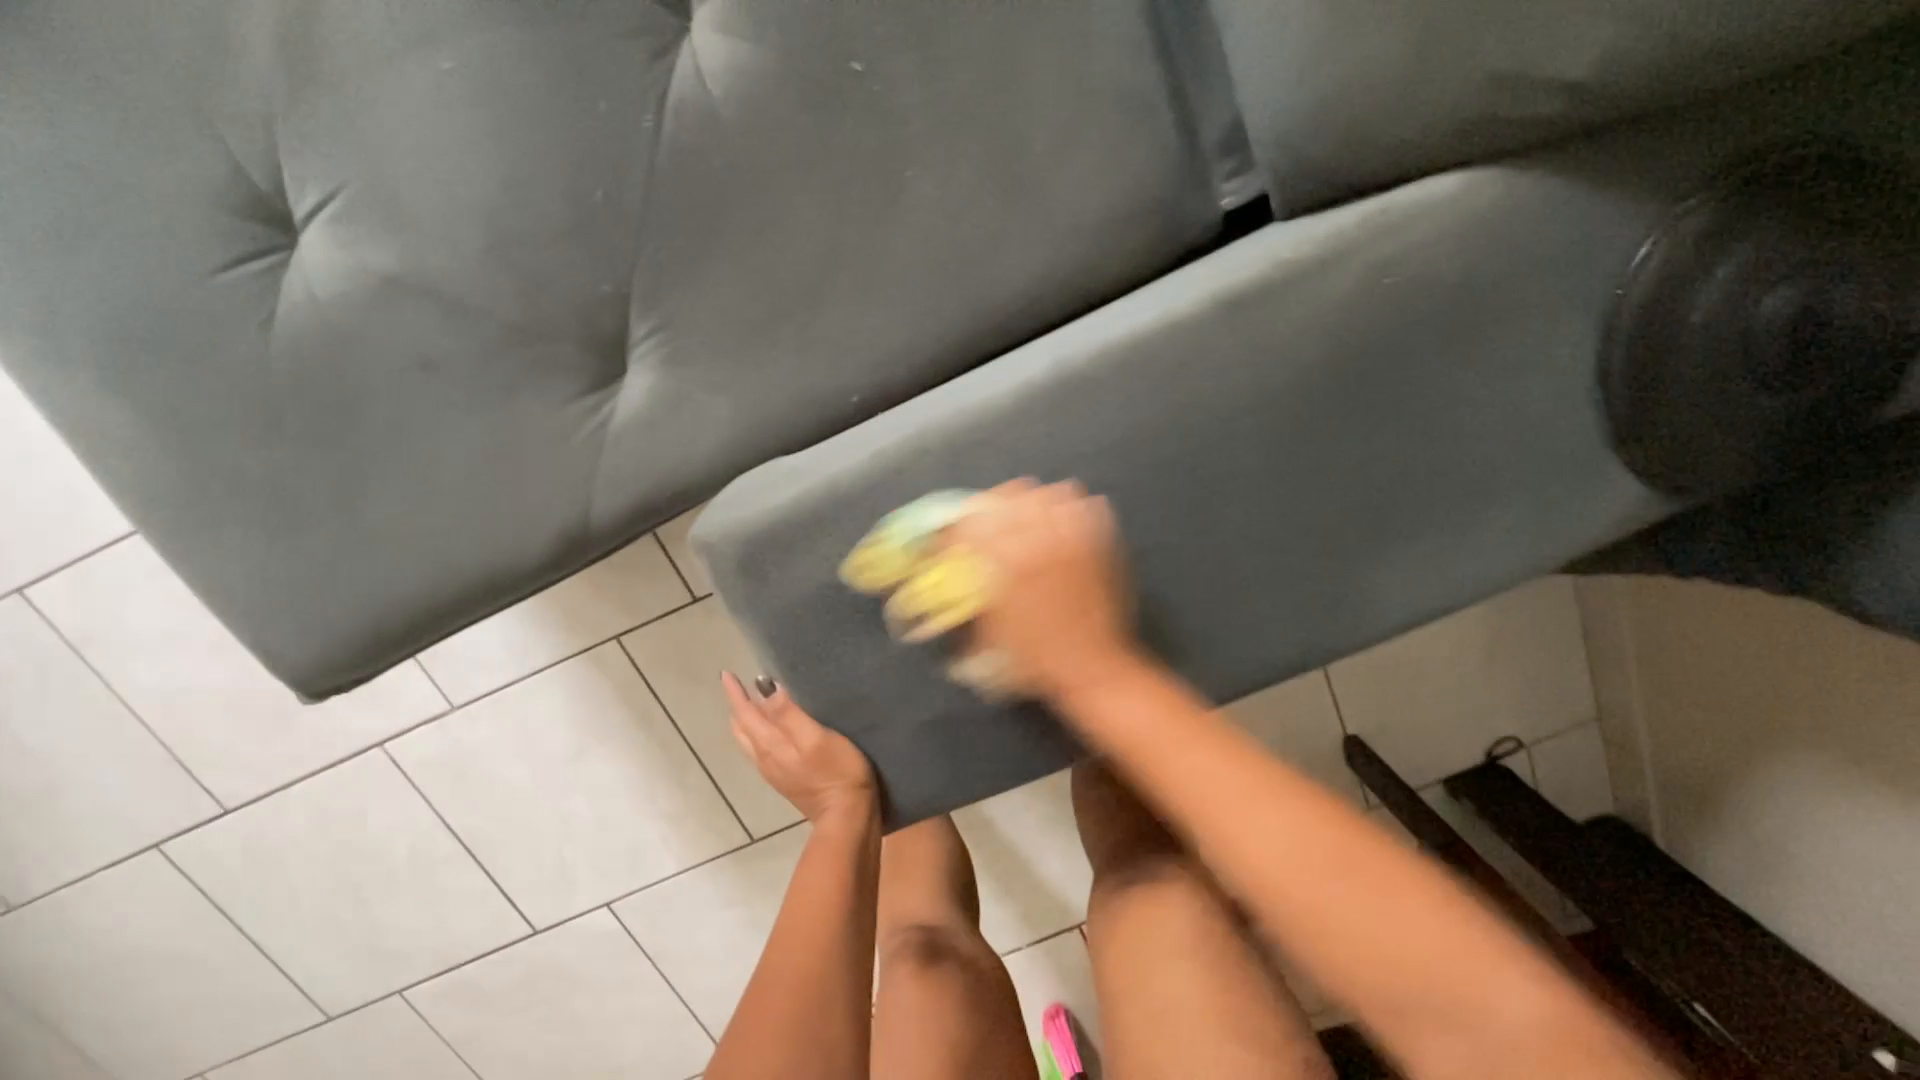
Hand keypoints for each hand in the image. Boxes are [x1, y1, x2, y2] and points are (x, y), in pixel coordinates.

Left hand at [722, 673, 876, 822]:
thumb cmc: (837, 772)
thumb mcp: (817, 738)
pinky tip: (773, 731)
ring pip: (749, 741)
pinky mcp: (785, 780)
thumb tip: (767, 689)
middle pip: (742, 728)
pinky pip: (761, 750)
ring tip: (756, 702)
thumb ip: (790, 715)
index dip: (736, 693)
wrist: (846, 817)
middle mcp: (765, 758)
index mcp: (770, 745)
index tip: (727, 673)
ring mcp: (774, 772)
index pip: (745, 713)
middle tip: (742, 686)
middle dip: (739, 706)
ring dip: (748, 720)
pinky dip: (759, 733)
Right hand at [944, 478, 1139, 699]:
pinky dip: (1074, 510)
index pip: (970, 519)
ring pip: (1050, 492)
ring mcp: (1073, 535)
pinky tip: (1067, 527)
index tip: (956, 539)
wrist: (1090, 667)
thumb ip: (970, 590)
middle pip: (1010, 493)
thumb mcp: (987, 627)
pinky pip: (1088, 504)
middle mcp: (1037, 538)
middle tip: (995, 526)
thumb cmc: (1033, 658)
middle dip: (997, 507)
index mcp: (1003, 560)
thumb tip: (955, 571)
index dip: (958, 527)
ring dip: (1038, 503)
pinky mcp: (1101, 540)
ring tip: (1034, 522)